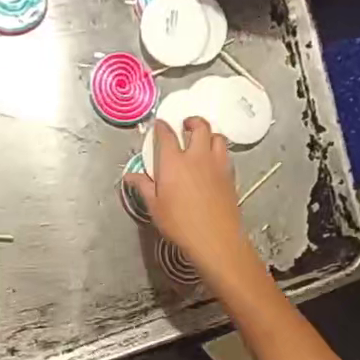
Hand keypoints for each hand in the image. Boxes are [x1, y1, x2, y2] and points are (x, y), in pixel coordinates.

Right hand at [124, 117, 259, 281]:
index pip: (167, 135)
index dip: (162, 127)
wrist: (215, 237)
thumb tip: (130, 176)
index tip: (159, 124)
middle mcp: (197, 157)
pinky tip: (213, 161)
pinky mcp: (230, 175)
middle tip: (186, 125)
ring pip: (217, 137)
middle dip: (192, 121)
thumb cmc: (179, 223)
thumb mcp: (155, 206)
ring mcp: (217, 164)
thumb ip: (144, 186)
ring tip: (202, 140)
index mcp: (174, 162)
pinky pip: (225, 154)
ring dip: (209, 134)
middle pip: (200, 127)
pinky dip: (218, 151)